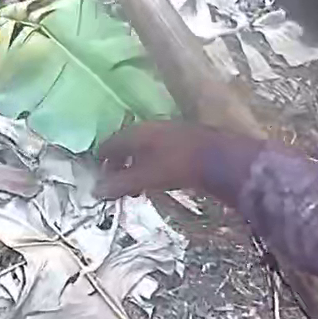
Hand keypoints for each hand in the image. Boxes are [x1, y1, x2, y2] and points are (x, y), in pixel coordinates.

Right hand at [94, 121, 226, 198]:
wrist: (221, 158)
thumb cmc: (177, 166)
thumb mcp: (145, 177)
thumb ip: (120, 184)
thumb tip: (95, 191)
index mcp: (136, 132)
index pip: (110, 143)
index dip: (102, 159)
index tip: (97, 173)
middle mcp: (150, 127)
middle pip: (127, 144)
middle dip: (120, 164)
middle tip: (115, 183)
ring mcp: (169, 131)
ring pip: (145, 148)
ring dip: (137, 165)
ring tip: (136, 186)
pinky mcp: (185, 139)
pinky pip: (160, 152)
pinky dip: (153, 164)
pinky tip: (158, 177)